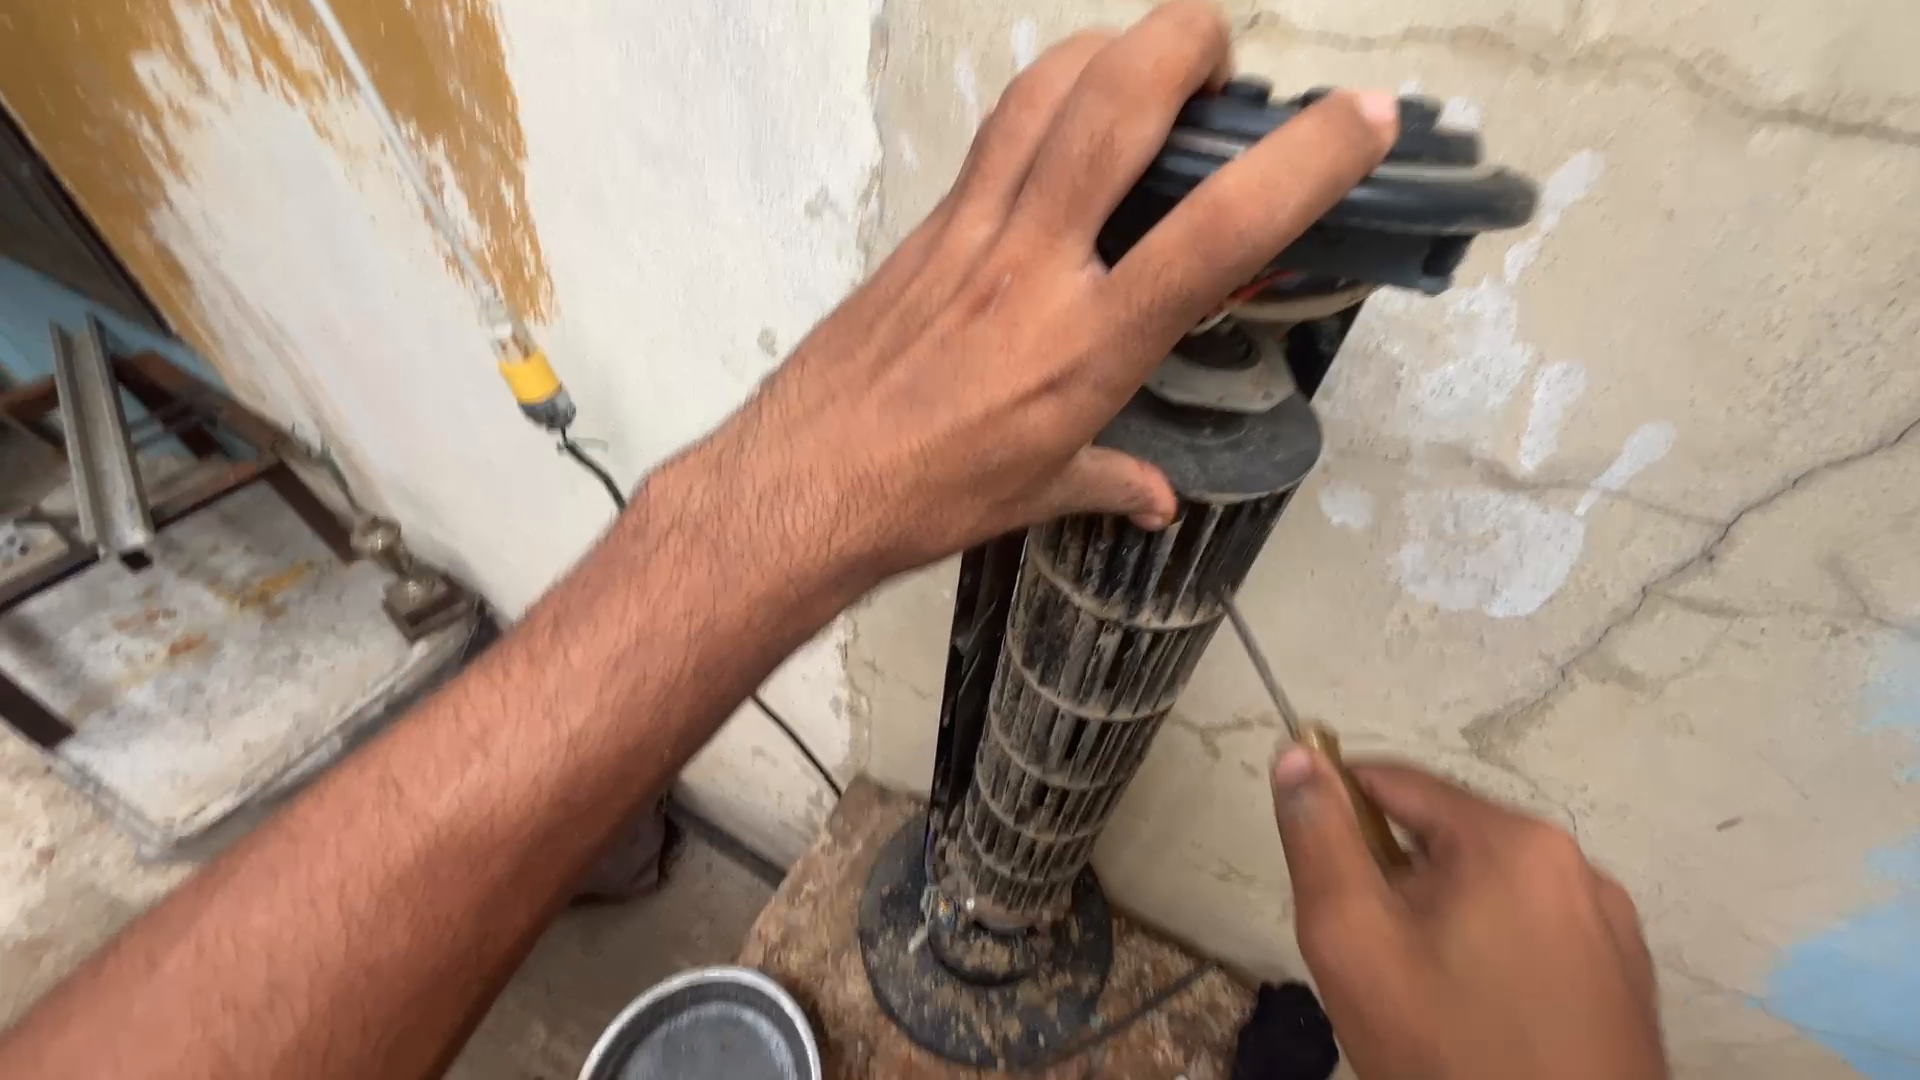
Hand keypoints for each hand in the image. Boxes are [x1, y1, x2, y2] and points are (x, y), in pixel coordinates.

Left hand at [715, 1, 1397, 579]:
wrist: (807, 483)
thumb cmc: (929, 500)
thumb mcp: (1036, 496)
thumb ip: (1107, 482)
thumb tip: (1155, 499)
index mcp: (1085, 346)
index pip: (1215, 233)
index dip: (1303, 162)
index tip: (1360, 117)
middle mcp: (1033, 267)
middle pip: (1117, 102)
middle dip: (1188, 41)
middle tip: (1219, 58)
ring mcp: (969, 235)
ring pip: (1044, 94)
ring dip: (1107, 52)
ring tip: (1140, 68)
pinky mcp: (922, 231)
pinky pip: (991, 140)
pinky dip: (1038, 108)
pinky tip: (1053, 134)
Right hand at [1270, 748, 1667, 1078]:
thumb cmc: (1442, 1050)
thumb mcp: (1351, 935)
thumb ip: (1316, 834)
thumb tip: (1296, 752)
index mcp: (1513, 841)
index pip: (1392, 781)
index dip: (1338, 814)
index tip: (1321, 876)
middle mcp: (1575, 864)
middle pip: (1437, 832)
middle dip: (1387, 872)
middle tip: (1368, 946)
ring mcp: (1609, 925)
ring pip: (1479, 879)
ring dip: (1432, 907)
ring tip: (1416, 984)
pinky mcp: (1624, 976)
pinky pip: (1524, 923)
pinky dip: (1481, 941)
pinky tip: (1469, 1007)